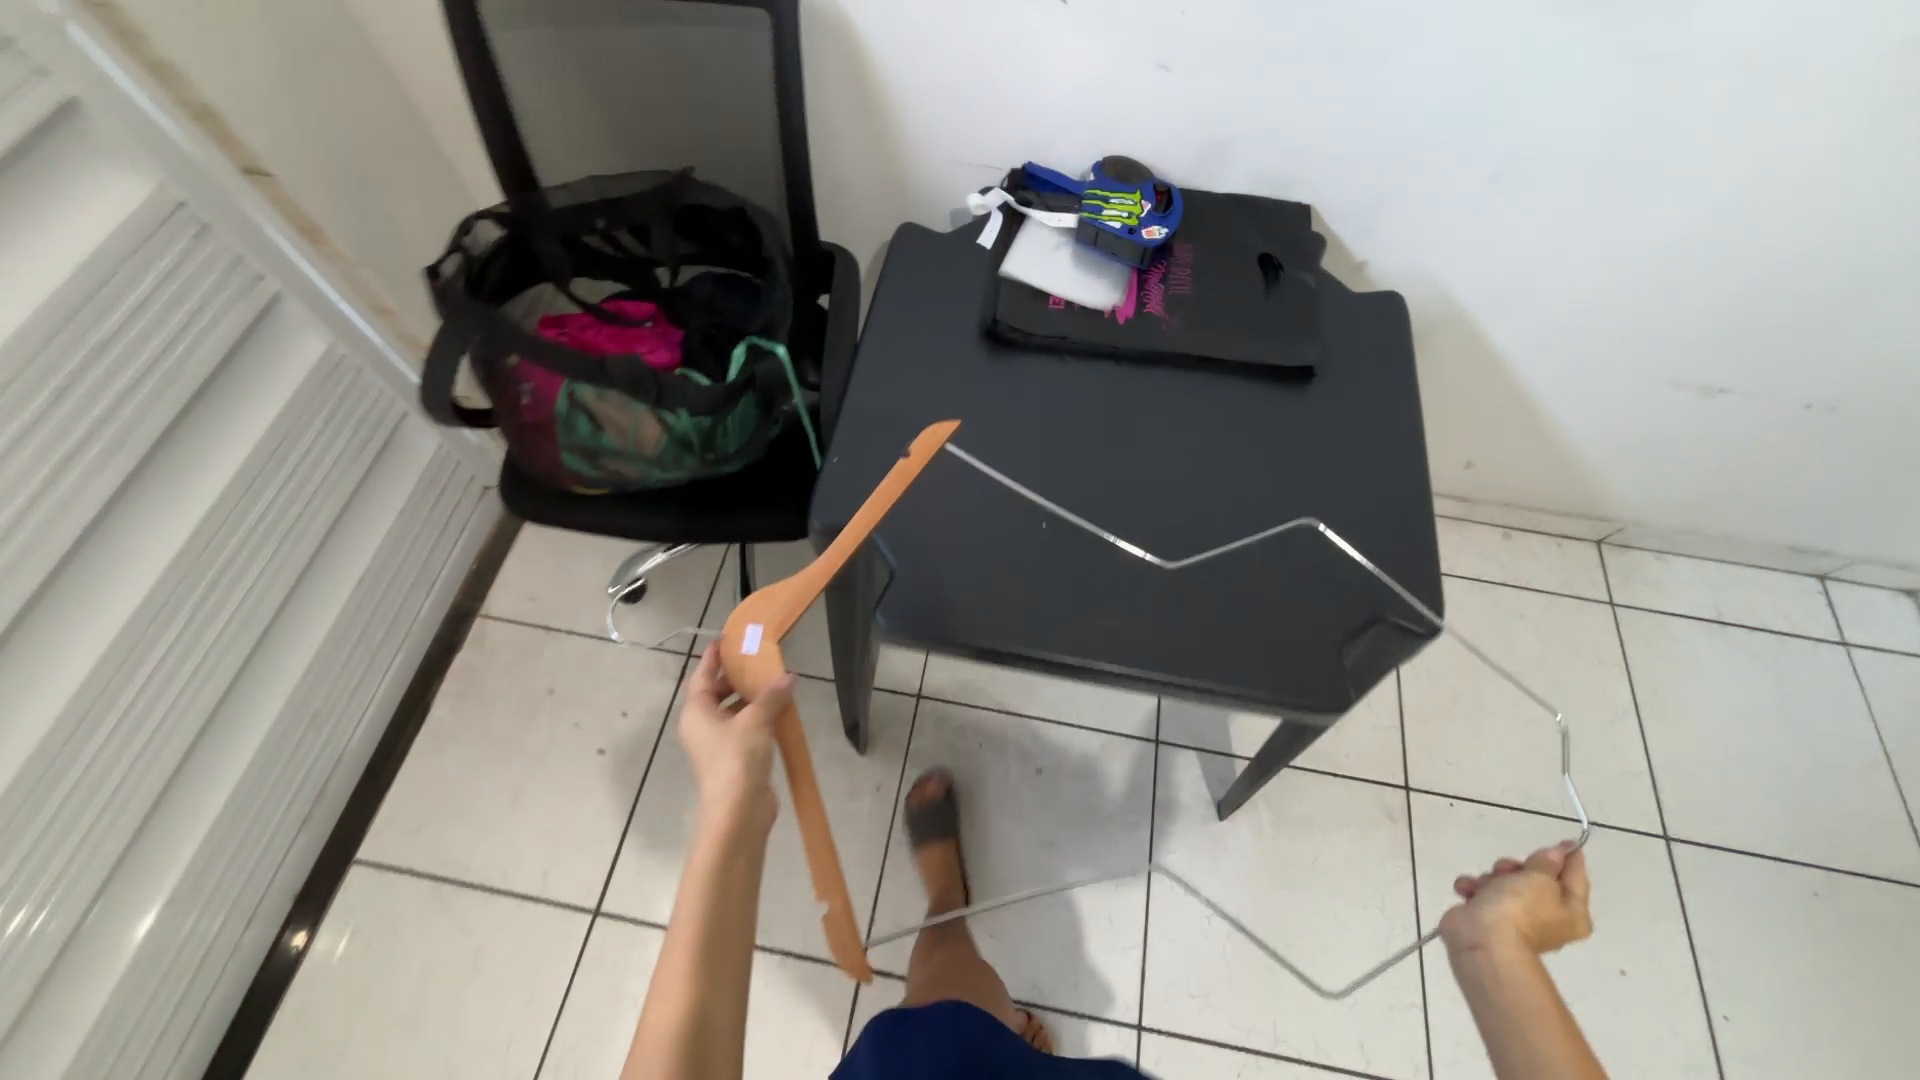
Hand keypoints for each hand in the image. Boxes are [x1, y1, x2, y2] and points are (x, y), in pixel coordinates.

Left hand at [678, 645, 793, 828]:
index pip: (701, 676)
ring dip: (749, 698)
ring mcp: (716, 744)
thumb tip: (789, 677)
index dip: (712, 658)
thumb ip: (772, 696)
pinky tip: (778, 711)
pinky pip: (743, 729)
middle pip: (715, 694)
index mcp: (696, 712)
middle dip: (735, 678)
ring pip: (731, 712)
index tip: (724, 641)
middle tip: (757, 660)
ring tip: (773, 682)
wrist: (738, 810)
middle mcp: (701, 726)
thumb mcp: (756, 720)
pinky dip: (757, 718)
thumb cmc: (737, 758)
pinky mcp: (733, 759)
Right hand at [1439, 842, 1592, 955]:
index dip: (1569, 858)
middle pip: (1535, 877)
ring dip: (1490, 878)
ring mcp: (1516, 917)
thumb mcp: (1540, 880)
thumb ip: (1547, 863)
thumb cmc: (1520, 909)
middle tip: (1507, 870)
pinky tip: (1469, 892)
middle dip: (1516, 868)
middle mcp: (1548, 916)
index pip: (1577, 878)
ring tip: (1483, 885)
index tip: (1567, 841)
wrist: (1482, 938)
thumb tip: (1557, 854)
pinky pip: (1482, 892)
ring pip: (1504, 882)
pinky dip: (1474, 889)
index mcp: (1572, 913)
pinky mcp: (1488, 917)